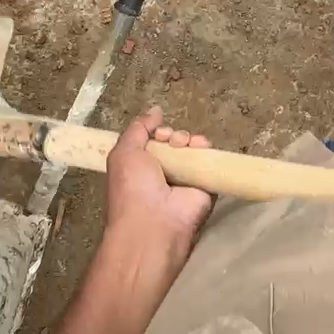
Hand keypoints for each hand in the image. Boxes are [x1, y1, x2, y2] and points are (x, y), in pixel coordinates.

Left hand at [105, 106, 213, 254]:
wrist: (154, 222)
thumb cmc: (132, 188)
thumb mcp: (123, 152)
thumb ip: (138, 128)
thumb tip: (156, 111)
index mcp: (141, 167)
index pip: (155, 140)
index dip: (157, 131)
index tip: (157, 134)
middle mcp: (164, 172)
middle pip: (176, 142)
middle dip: (174, 135)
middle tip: (170, 141)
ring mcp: (185, 178)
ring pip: (193, 148)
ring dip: (189, 139)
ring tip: (184, 145)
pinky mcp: (205, 185)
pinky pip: (209, 160)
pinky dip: (206, 149)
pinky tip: (200, 148)